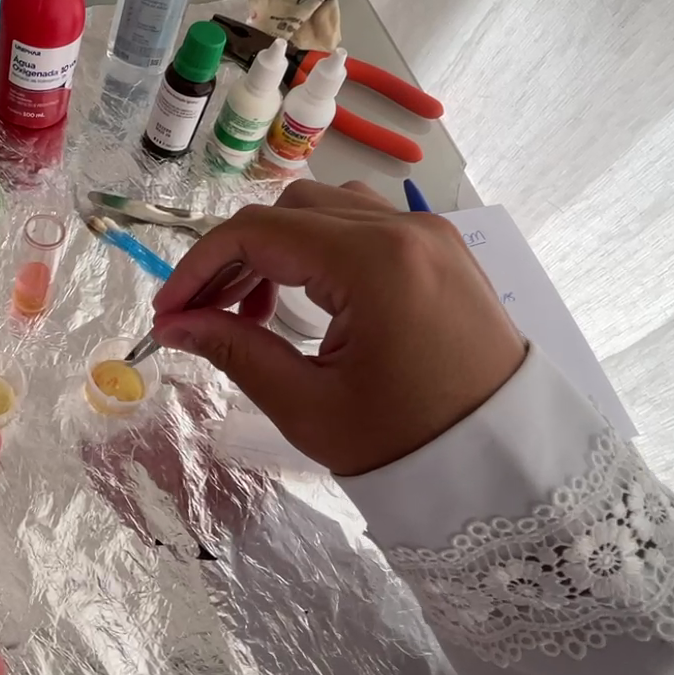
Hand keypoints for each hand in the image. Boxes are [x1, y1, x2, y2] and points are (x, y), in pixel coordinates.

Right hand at [152, 180, 524, 475]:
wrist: (506, 464)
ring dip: (274, 248)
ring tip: (253, 309)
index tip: (167, 312)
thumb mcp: (307, 405)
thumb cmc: (405, 444)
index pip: (257, 234)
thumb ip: (233, 350)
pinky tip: (303, 297)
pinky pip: (359, 225)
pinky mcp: (439, 249)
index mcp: (373, 263)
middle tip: (205, 315)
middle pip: (286, 211)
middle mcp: (403, 228)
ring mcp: (428, 233)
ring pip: (322, 210)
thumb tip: (172, 324)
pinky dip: (316, 249)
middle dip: (232, 257)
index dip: (198, 267)